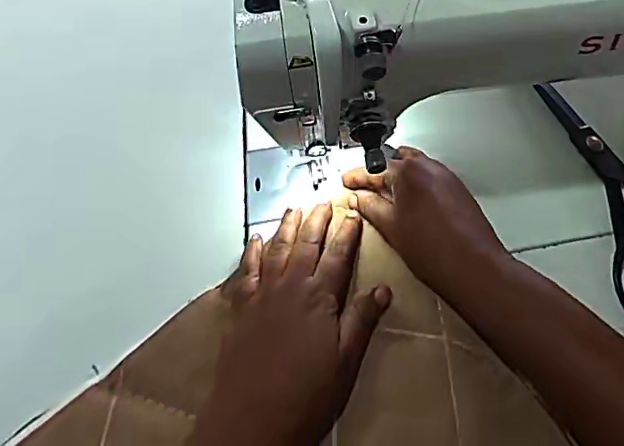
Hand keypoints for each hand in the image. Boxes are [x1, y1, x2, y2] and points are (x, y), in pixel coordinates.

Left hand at [189, 204, 391, 445]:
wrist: (254, 420)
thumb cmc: (304, 397)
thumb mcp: (345, 363)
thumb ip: (362, 321)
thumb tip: (381, 291)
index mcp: (319, 297)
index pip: (338, 255)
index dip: (347, 234)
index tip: (352, 217)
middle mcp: (290, 286)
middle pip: (307, 242)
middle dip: (318, 220)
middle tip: (324, 204)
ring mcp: (264, 293)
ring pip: (278, 247)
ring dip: (288, 226)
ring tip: (295, 210)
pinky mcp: (242, 305)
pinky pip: (248, 267)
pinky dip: (253, 250)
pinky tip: (256, 239)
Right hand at [342, 146, 511, 301]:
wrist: (475, 270)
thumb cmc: (438, 253)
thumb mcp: (391, 229)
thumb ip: (370, 207)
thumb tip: (359, 198)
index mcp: (408, 172)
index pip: (373, 167)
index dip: (357, 176)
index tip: (349, 182)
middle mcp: (428, 167)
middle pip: (396, 161)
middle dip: (380, 173)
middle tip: (368, 190)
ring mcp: (446, 177)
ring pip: (416, 168)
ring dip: (401, 179)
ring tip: (391, 200)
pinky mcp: (458, 190)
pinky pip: (431, 179)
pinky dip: (418, 186)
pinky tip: (414, 208)